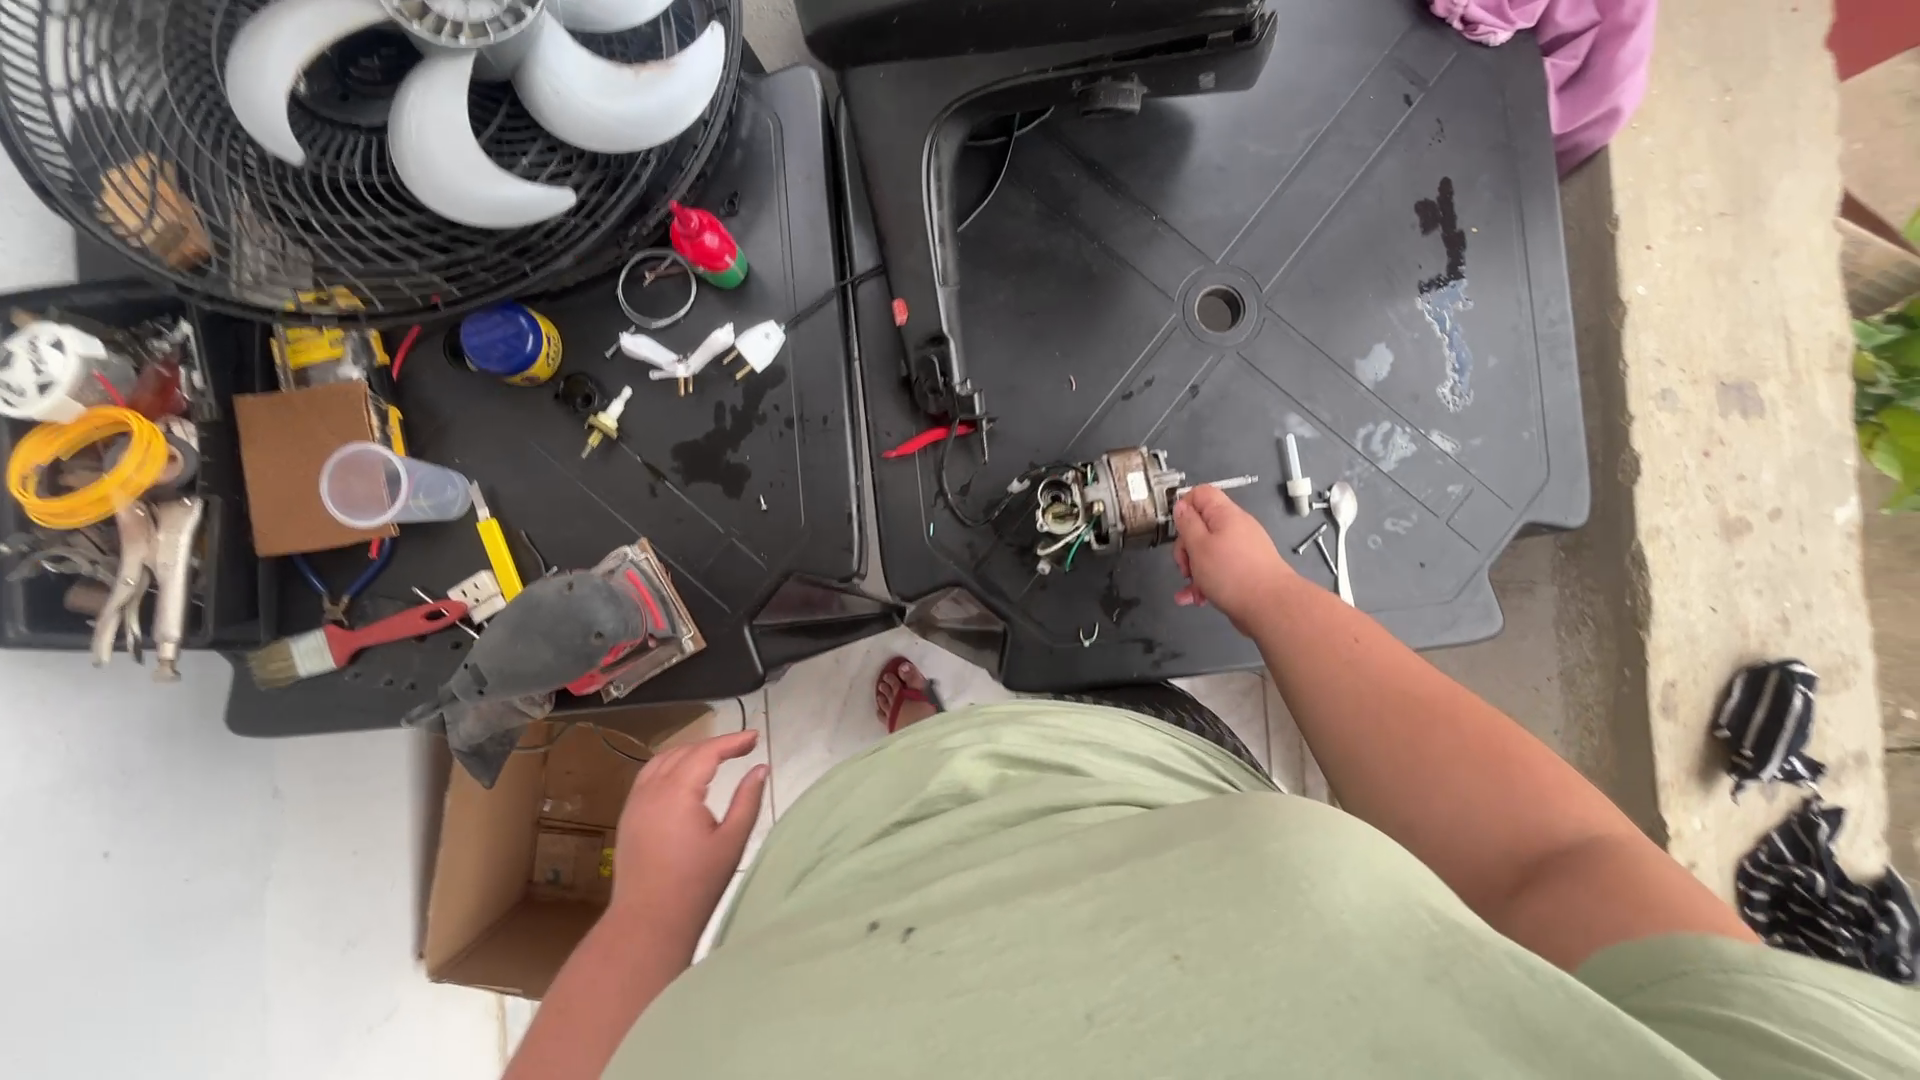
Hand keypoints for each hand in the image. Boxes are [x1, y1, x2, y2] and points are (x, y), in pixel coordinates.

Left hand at [611, 730, 768, 938]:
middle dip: (713, 745)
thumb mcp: (732, 841)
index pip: (707, 752)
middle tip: (742, 747)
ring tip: (715, 757)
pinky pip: (648, 777)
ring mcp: (635, 803)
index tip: (755, 737)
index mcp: (677, 792)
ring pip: (662, 761)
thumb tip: (761, 768)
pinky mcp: (628, 817)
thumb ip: (748, 799)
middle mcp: (651, 790)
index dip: (732, 741)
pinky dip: (670, 766)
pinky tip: (684, 777)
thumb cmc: (696, 884)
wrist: (648, 922)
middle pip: (684, 752)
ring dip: (690, 753)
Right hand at [1172, 484, 1295, 633]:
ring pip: (1207, 552)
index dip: (1184, 507)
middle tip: (1185, 566)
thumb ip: (1187, 523)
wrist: (1270, 606)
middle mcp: (1236, 527)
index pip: (1200, 494)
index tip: (1177, 530)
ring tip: (1192, 588)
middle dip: (1186, 548)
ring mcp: (1242, 550)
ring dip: (1194, 570)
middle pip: (1201, 527)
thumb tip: (1181, 505)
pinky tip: (1196, 598)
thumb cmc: (1231, 573)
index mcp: (1225, 514)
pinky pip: (1219, 569)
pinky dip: (1205, 582)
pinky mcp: (1244, 570)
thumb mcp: (1198, 546)